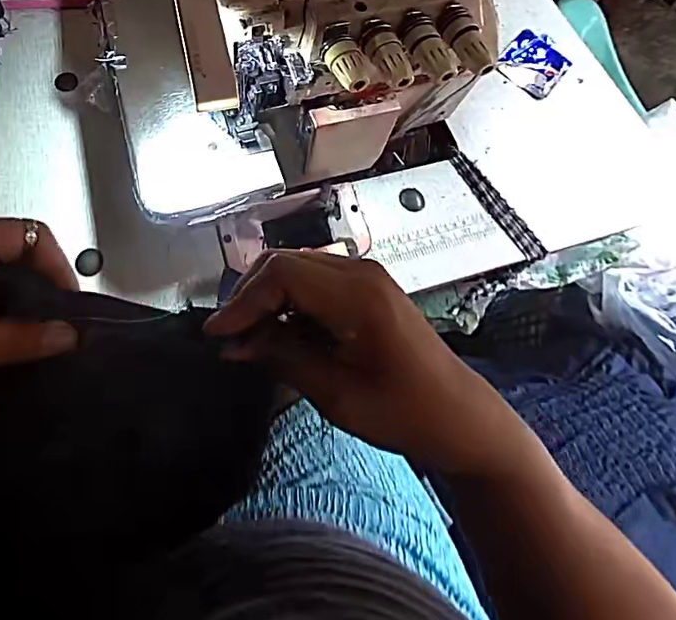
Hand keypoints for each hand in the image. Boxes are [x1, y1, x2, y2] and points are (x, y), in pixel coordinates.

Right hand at [204, 250, 533, 475]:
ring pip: (296, 266)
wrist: (458, 414)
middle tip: (229, 338)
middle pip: (285, 261)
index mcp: (358, 295)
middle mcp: (360, 271)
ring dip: (267, 297)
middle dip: (249, 296)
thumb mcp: (337, 395)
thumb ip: (284, 358)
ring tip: (248, 339)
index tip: (216, 335)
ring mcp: (365, 274)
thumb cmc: (404, 412)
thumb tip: (234, 344)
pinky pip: (314, 279)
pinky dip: (288, 300)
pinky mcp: (366, 285)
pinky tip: (279, 332)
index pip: (282, 274)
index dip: (243, 301)